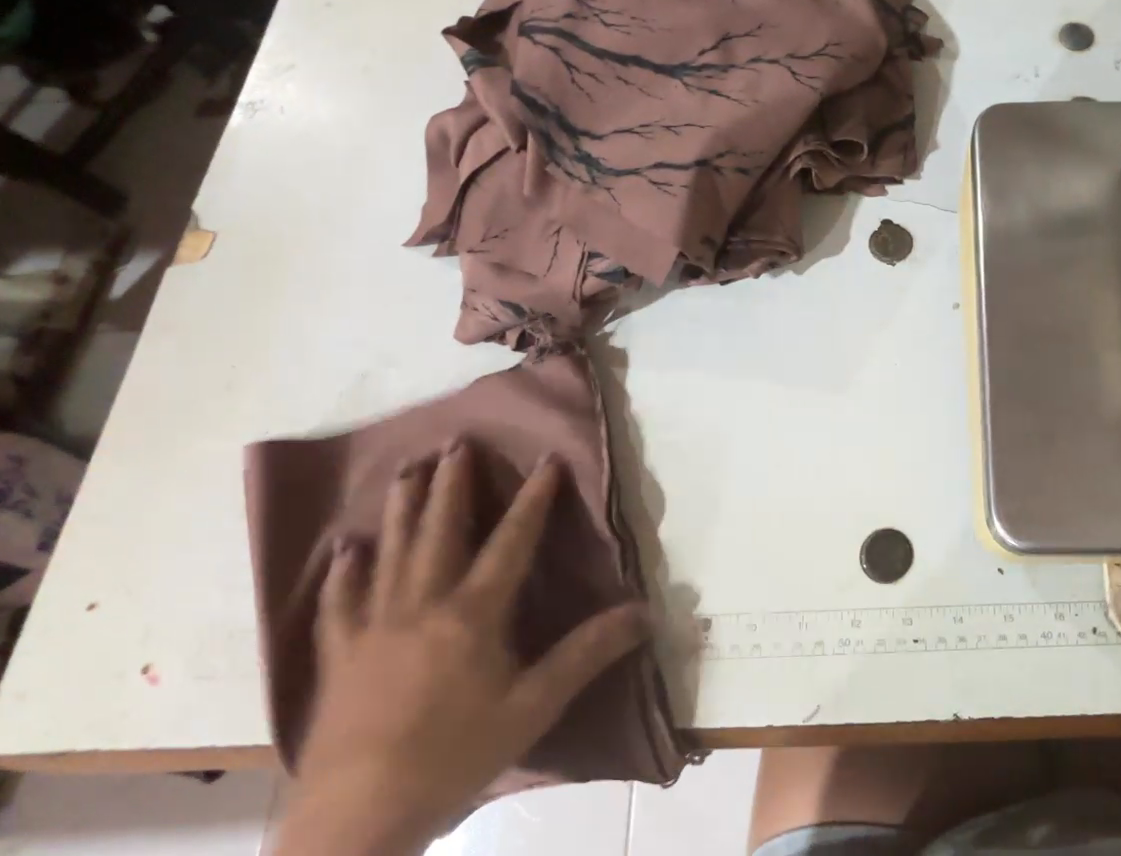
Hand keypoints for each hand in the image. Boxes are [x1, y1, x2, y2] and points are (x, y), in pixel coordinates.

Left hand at [273, 444, 648, 855]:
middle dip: (452, 486)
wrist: (359, 814)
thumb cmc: (455, 755)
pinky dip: (342, 573)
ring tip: (407, 469)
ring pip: (389, 552)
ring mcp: (373, 627)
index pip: (511, 542)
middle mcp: (422, 605)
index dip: (532, 500)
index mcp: (474, 614)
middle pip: (440, 532)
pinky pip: (338, 603)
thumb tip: (645, 612)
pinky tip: (344, 549)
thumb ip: (588, 653)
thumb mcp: (535, 706)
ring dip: (401, 508)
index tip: (546, 460)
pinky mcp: (339, 655)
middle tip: (456, 442)